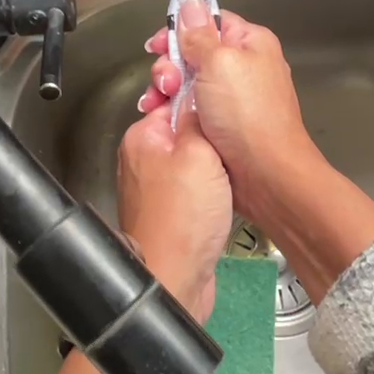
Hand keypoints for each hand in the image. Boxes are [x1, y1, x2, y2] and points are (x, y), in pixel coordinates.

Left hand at [117, 93, 233, 321]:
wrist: (175, 279)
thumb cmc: (183, 219)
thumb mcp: (199, 154)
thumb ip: (197, 118)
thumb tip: (197, 93)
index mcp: (142, 137)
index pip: (175, 100)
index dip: (203, 104)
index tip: (226, 111)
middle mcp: (141, 160)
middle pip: (185, 131)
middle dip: (212, 139)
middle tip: (231, 148)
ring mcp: (153, 188)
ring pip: (193, 161)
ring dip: (214, 168)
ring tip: (229, 175)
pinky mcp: (168, 212)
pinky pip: (193, 188)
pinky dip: (210, 191)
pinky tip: (223, 199)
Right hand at [140, 0, 323, 223]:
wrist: (267, 173)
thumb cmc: (247, 115)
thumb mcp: (219, 63)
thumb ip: (199, 34)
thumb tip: (190, 1)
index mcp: (249, 43)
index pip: (208, 22)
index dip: (180, 31)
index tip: (156, 45)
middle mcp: (243, 67)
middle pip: (193, 53)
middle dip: (170, 66)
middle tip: (165, 83)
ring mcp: (232, 98)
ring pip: (188, 83)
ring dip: (166, 90)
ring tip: (157, 104)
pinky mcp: (222, 124)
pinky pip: (191, 109)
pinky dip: (174, 111)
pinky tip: (161, 117)